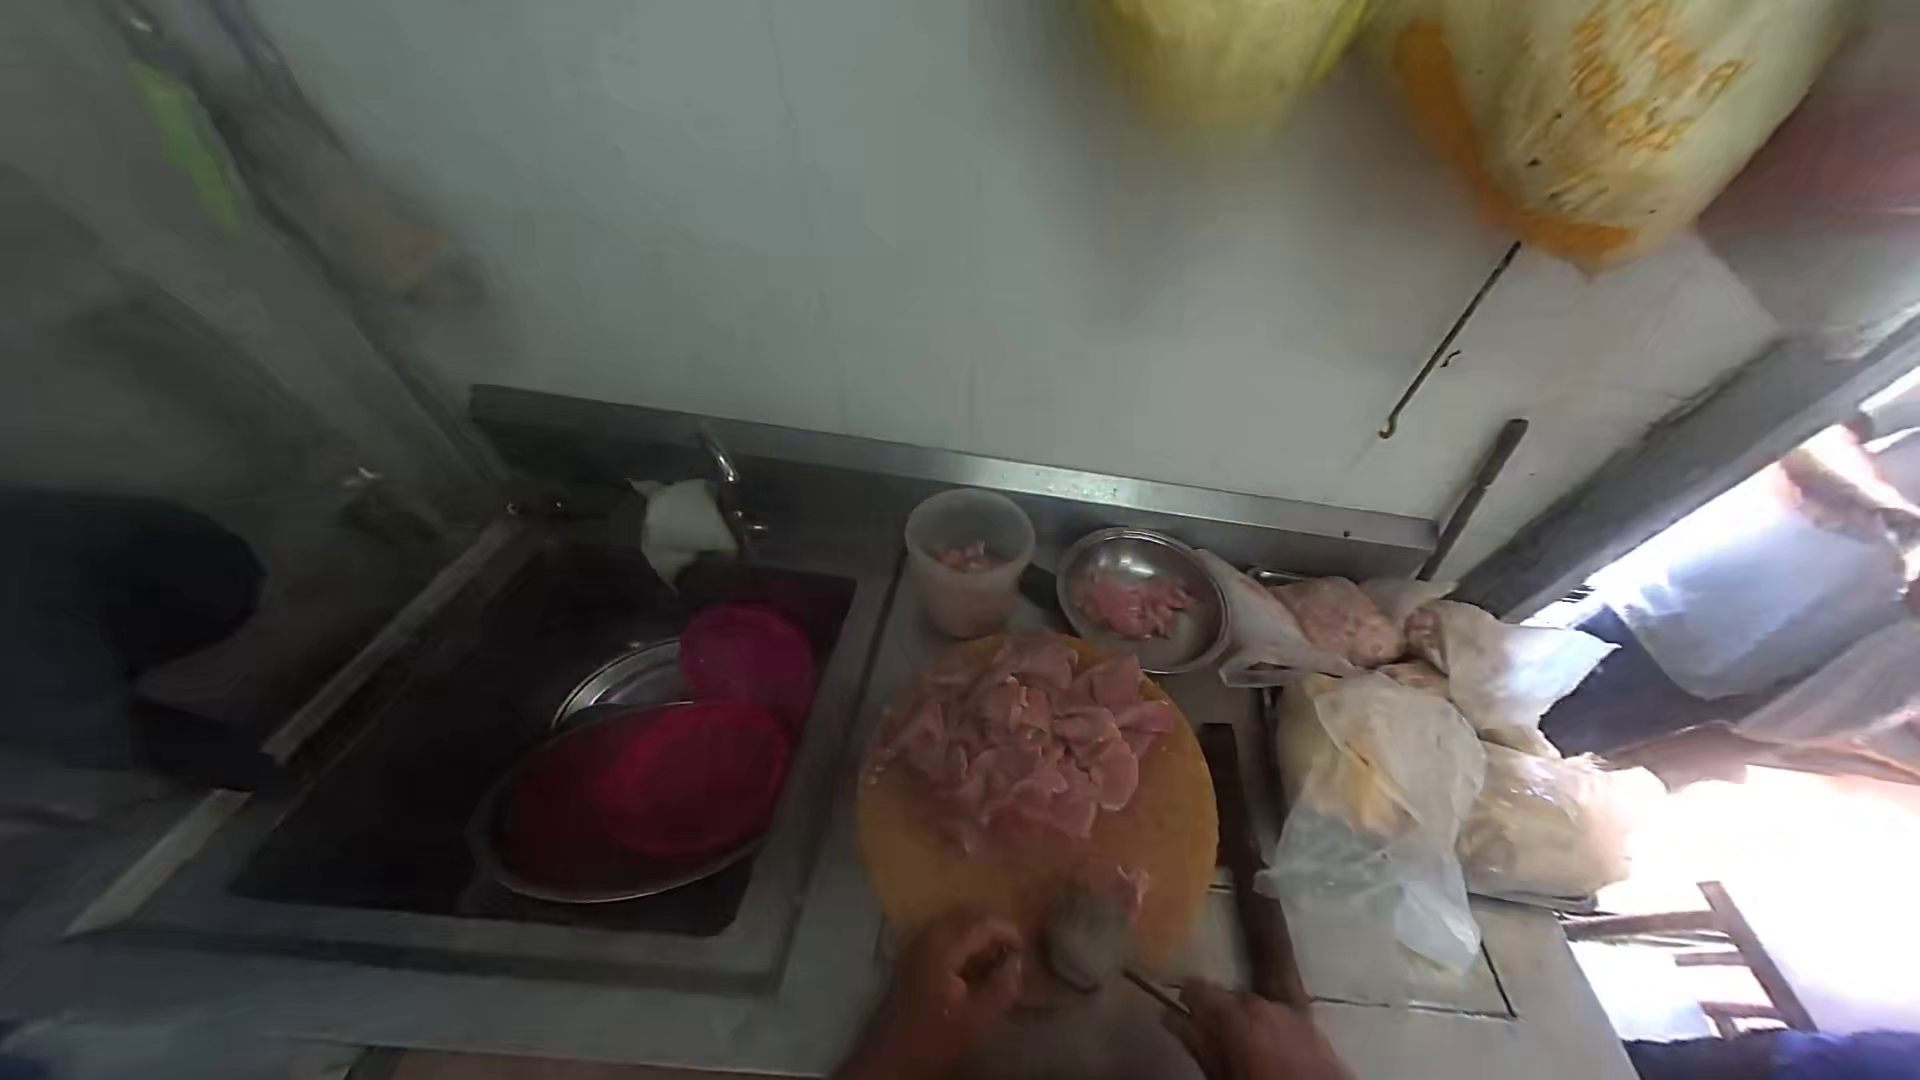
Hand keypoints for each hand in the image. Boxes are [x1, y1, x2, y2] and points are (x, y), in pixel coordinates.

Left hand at [841, 909, 1022, 1079]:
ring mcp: (919, 940)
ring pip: (957, 921)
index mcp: (942, 945)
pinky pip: (946, 932)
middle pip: (968, 915)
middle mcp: (928, 933)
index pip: (980, 922)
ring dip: (979, 933)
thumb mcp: (977, 1019)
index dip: (1006, 929)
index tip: (1023, 947)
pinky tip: (975, 963)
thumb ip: (1002, 987)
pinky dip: (965, 940)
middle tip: (1012, 951)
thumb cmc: (936, 1039)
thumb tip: (1018, 961)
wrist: (894, 1058)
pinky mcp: (915, 951)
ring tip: (997, 957)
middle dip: (993, 928)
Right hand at [1169, 981, 1351, 1079]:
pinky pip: (1283, 1018)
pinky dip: (1275, 1029)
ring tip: (1250, 1049)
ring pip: (1256, 1006)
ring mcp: (1287, 1011)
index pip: (1196, 987)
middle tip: (1218, 1039)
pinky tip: (1278, 1052)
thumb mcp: (1221, 1076)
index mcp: (1231, 1013)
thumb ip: (1198, 1044)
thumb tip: (1171, 1017)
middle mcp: (1257, 1002)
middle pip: (1228, 997)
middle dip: (1221, 1012)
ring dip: (1249, 1021)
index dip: (1186, 997)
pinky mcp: (1312, 1026)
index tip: (1181, 1007)